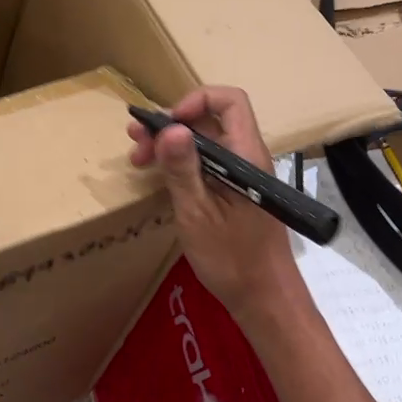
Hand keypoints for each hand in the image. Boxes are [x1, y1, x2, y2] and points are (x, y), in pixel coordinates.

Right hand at [127, 87, 299, 320]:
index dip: (196, 100)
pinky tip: (157, 174)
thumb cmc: (233, 258)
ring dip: (169, 143)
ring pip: (203, 141)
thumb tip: (170, 126)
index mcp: (246, 155)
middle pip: (209, 119)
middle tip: (136, 140)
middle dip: (170, 124)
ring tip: (138, 157)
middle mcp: (245, 156)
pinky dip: (179, 162)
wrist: (265, 301)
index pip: (230, 101)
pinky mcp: (233, 190)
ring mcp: (239, 173)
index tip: (168, 123)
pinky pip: (205, 162)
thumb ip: (183, 168)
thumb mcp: (198, 213)